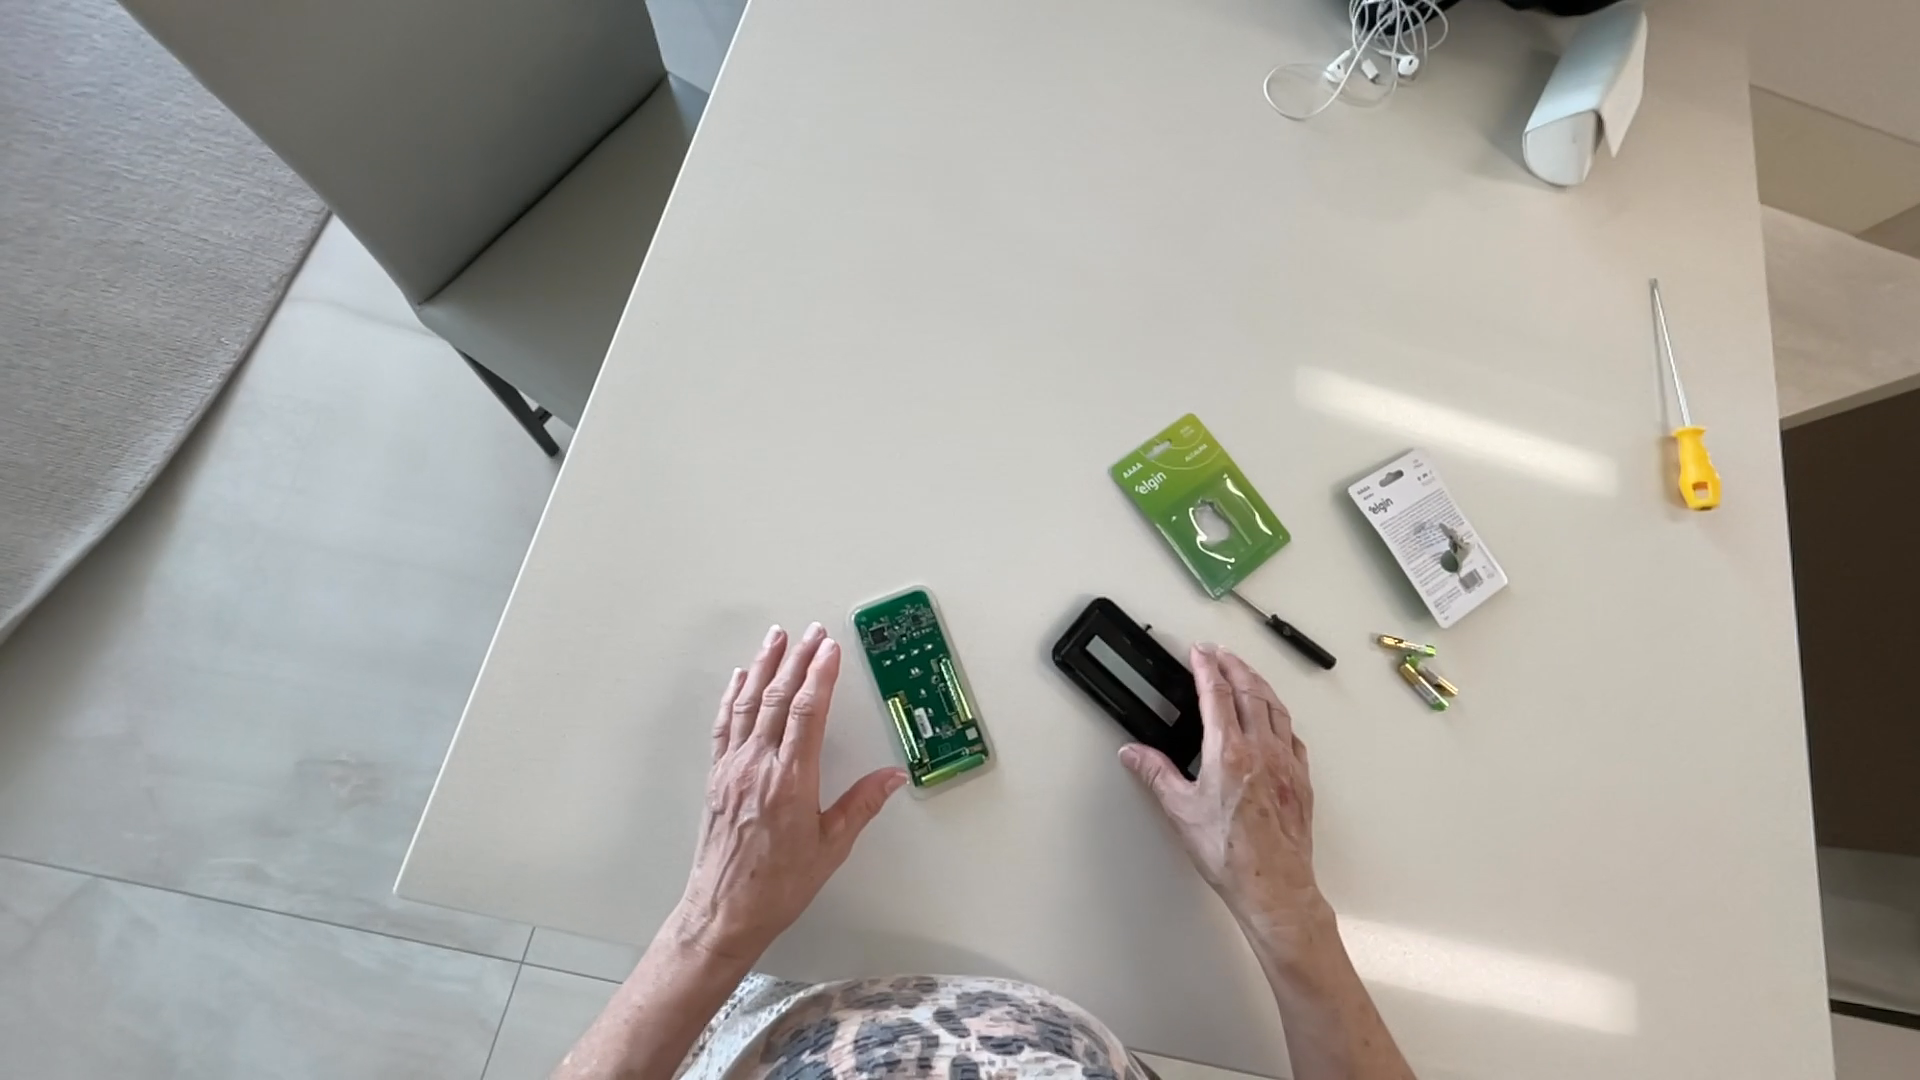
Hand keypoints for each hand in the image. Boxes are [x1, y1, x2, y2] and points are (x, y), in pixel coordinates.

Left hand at [668, 623, 908, 964]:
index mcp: (791, 781)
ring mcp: (734, 768)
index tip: (830, 649)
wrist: (722, 913)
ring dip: (764, 666)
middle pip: (778, 698)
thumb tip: (893, 776)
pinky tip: (741, 677)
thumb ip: (862, 805)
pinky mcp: (718, 776)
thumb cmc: (778, 886)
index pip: (806, 713)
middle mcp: (759, 766)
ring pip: (748, 703)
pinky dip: (733, 695)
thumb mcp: (831, 848)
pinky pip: (725, 724)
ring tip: (776, 637)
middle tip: (812, 632)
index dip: (820, 675)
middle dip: (797, 660)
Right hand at [1119, 643, 1328, 955]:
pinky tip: (1276, 718)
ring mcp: (1285, 763)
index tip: (1199, 652)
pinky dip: (1280, 715)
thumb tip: (1133, 753)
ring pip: (1275, 707)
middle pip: (1249, 691)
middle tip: (1219, 652)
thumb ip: (1155, 774)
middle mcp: (1261, 750)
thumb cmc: (1230, 854)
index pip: (1217, 693)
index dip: (1206, 667)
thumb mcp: (1180, 811)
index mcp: (1229, 751)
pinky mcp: (1301, 781)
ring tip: (1246, 672)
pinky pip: (1292, 734)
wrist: (1274, 888)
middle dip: (1233, 665)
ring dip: (1258, 683)